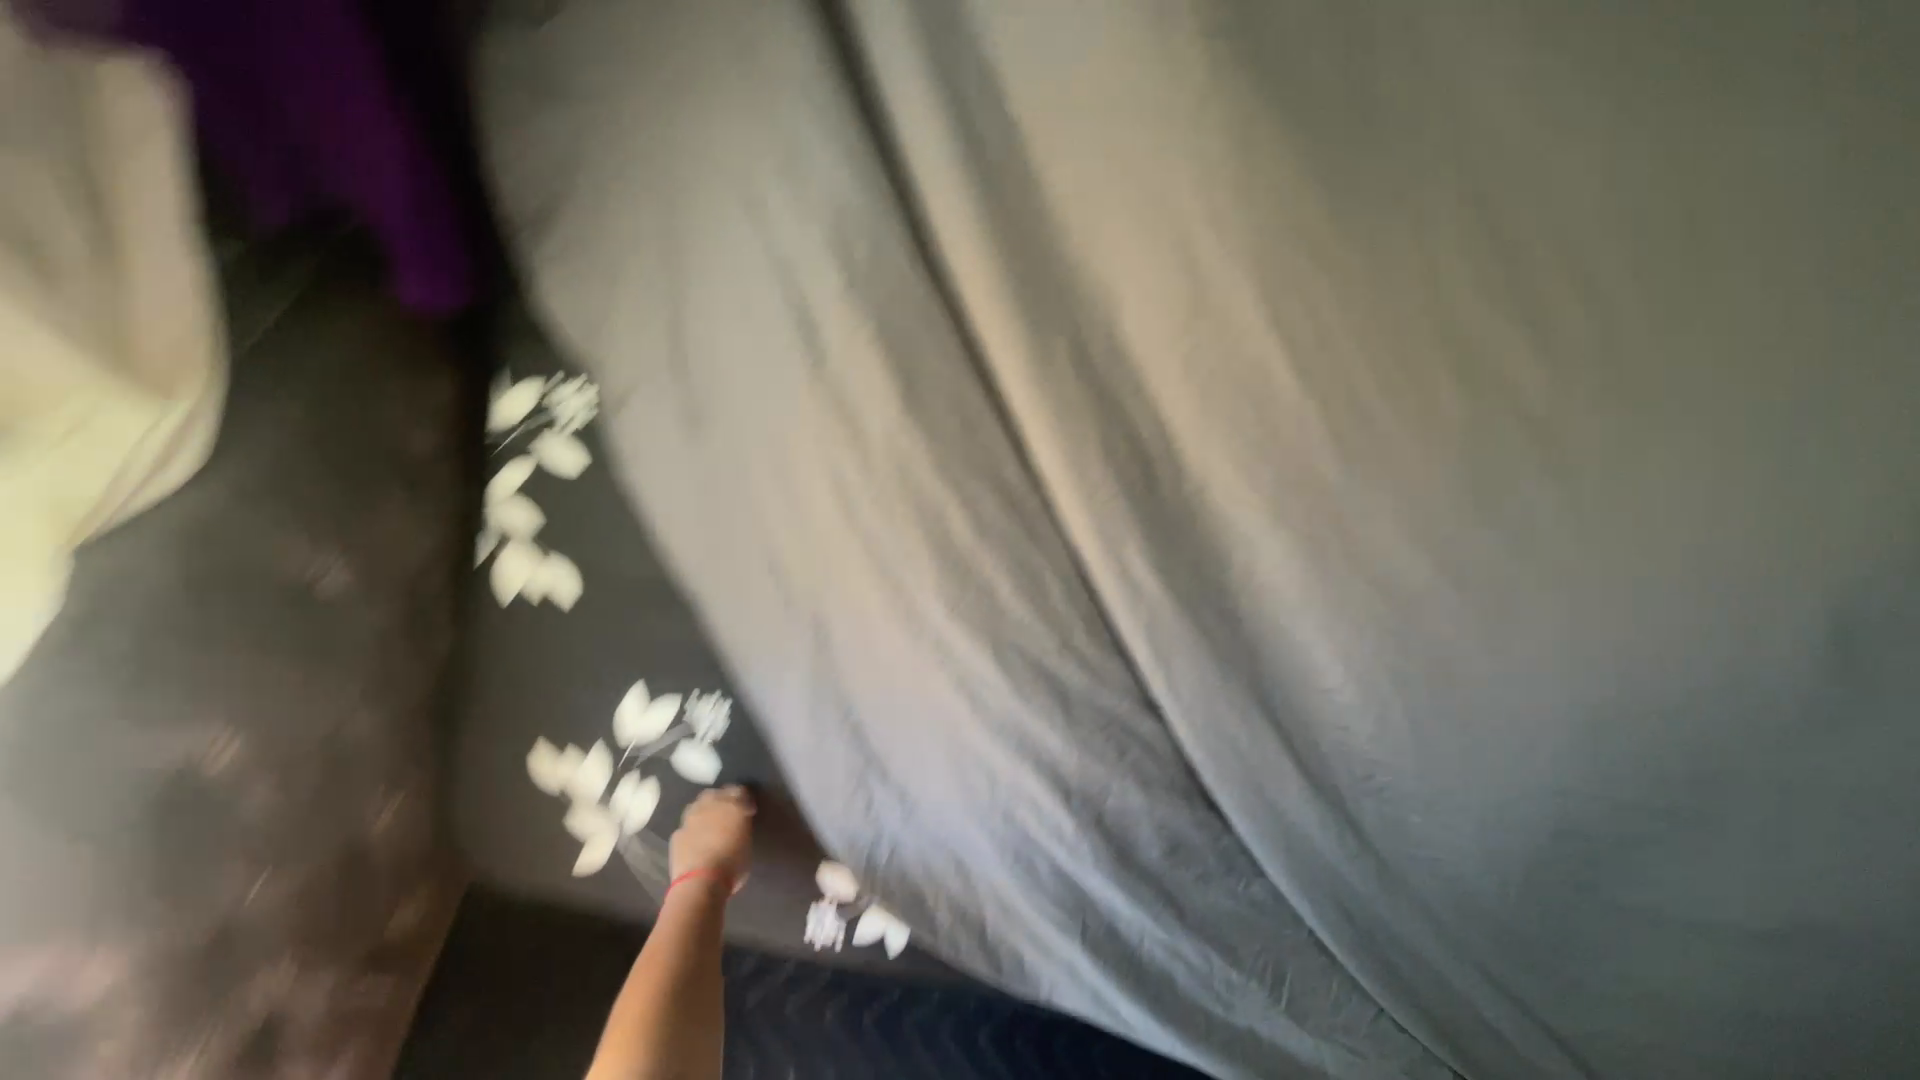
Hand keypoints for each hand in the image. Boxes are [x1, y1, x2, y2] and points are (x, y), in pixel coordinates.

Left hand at [669, 786, 754, 891]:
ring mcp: (690, 818)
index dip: (745, 800)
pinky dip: (693, 830)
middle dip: (722, 799)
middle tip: (728, 813)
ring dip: (705, 811)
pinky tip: (696, 841)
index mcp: (733, 806)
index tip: (749, 811)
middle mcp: (710, 806)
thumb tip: (739, 825)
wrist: (700, 883)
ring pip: (698, 805)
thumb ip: (742, 827)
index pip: (741, 791)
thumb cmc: (732, 865)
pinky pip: (687, 826)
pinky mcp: (677, 833)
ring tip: (710, 824)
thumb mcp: (747, 843)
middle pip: (716, 793)